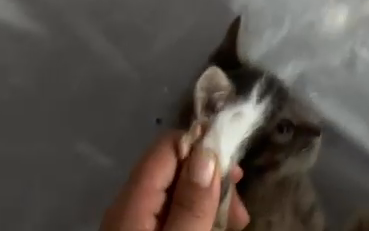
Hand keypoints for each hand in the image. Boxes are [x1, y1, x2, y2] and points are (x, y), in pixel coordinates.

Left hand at [101, 131, 249, 230]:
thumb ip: (192, 202)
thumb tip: (207, 150)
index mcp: (131, 198)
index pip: (168, 145)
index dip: (203, 146)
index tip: (235, 167)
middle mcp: (128, 204)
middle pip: (173, 169)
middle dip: (210, 178)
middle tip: (240, 209)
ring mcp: (131, 224)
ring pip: (173, 194)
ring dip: (206, 200)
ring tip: (235, 221)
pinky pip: (168, 216)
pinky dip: (193, 217)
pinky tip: (212, 226)